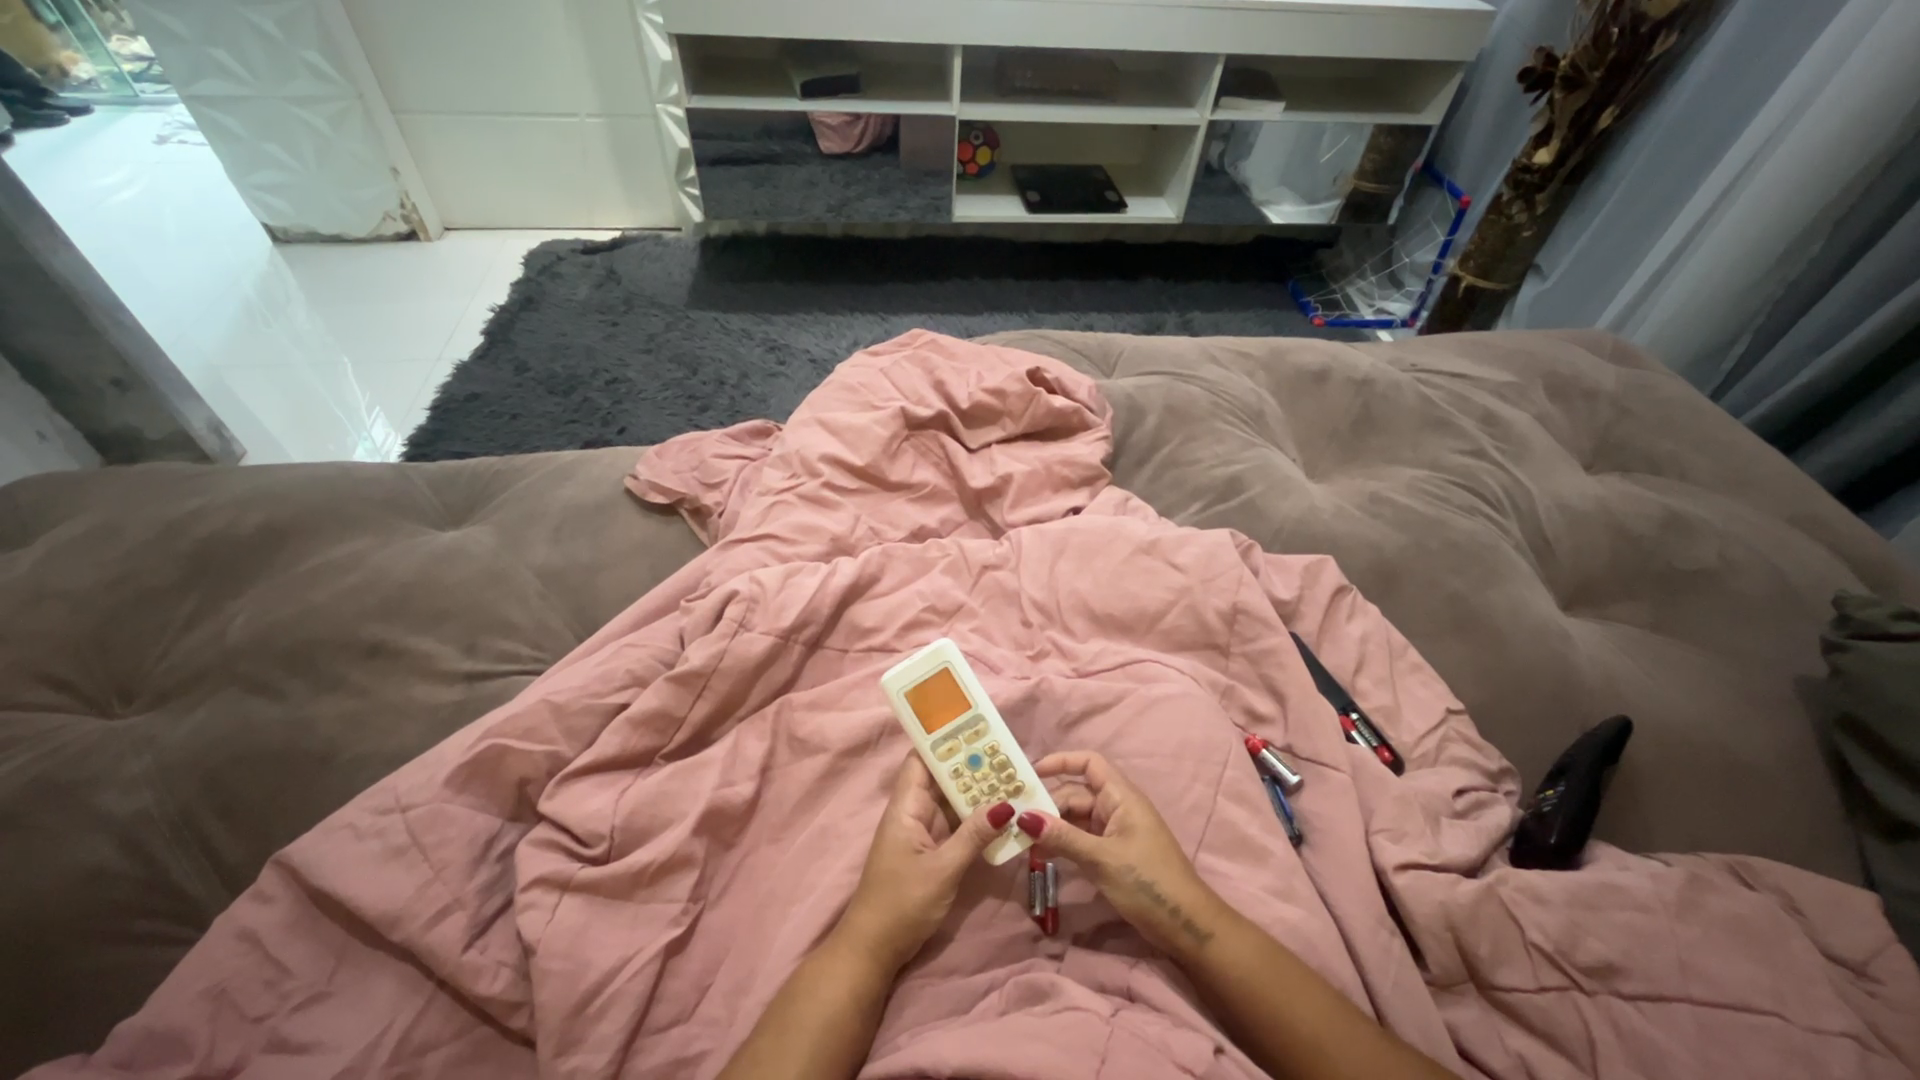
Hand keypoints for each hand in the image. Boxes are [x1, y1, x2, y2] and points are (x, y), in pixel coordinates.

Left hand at [834, 752, 1015, 972]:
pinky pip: (956, 826)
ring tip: (1013, 777)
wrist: (874, 950)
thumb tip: (1006, 803)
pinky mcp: (931, 854)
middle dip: (972, 767)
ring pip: (952, 803)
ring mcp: (922, 834)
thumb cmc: (901, 904)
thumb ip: (973, 836)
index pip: (921, 761)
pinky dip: (976, 819)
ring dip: (978, 793)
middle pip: (942, 780)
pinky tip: (1003, 815)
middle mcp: (913, 814)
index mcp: (905, 808)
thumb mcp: (942, 869)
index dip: (944, 742)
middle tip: (1008, 753)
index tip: (975, 728)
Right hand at [1019, 751, 1224, 955]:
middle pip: (1075, 793)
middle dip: (1047, 802)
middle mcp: (1117, 808)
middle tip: (1014, 818)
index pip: (1089, 763)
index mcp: (1121, 797)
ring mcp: (1114, 832)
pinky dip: (1062, 842)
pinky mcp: (1112, 855)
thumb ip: (1062, 837)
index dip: (1060, 762)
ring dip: (1051, 825)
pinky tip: (1039, 853)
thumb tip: (1023, 816)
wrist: (1185, 924)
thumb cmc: (1148, 882)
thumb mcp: (1102, 859)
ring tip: (1020, 836)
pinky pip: (1081, 838)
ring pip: (1076, 818)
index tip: (1029, 774)